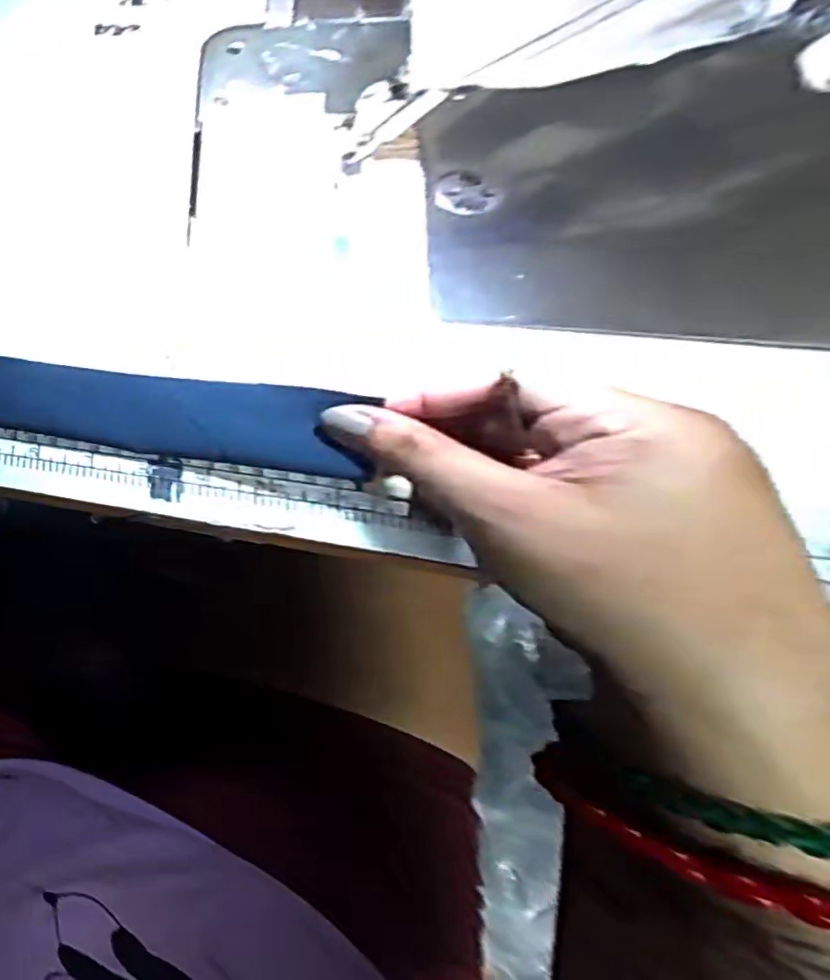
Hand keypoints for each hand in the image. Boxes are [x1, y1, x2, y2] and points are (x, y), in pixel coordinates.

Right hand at [318, 382, 829, 706]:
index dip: (431, 399)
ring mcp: (670, 478)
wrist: (731, 693)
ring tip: (428, 500)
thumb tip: (343, 416)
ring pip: (539, 454)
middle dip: (449, 440)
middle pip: (523, 416)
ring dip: (476, 472)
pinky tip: (482, 522)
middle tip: (389, 471)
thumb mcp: (498, 514)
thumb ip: (418, 456)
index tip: (369, 429)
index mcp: (637, 418)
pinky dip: (512, 497)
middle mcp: (661, 435)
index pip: (508, 381)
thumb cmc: (609, 587)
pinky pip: (565, 486)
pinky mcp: (662, 517)